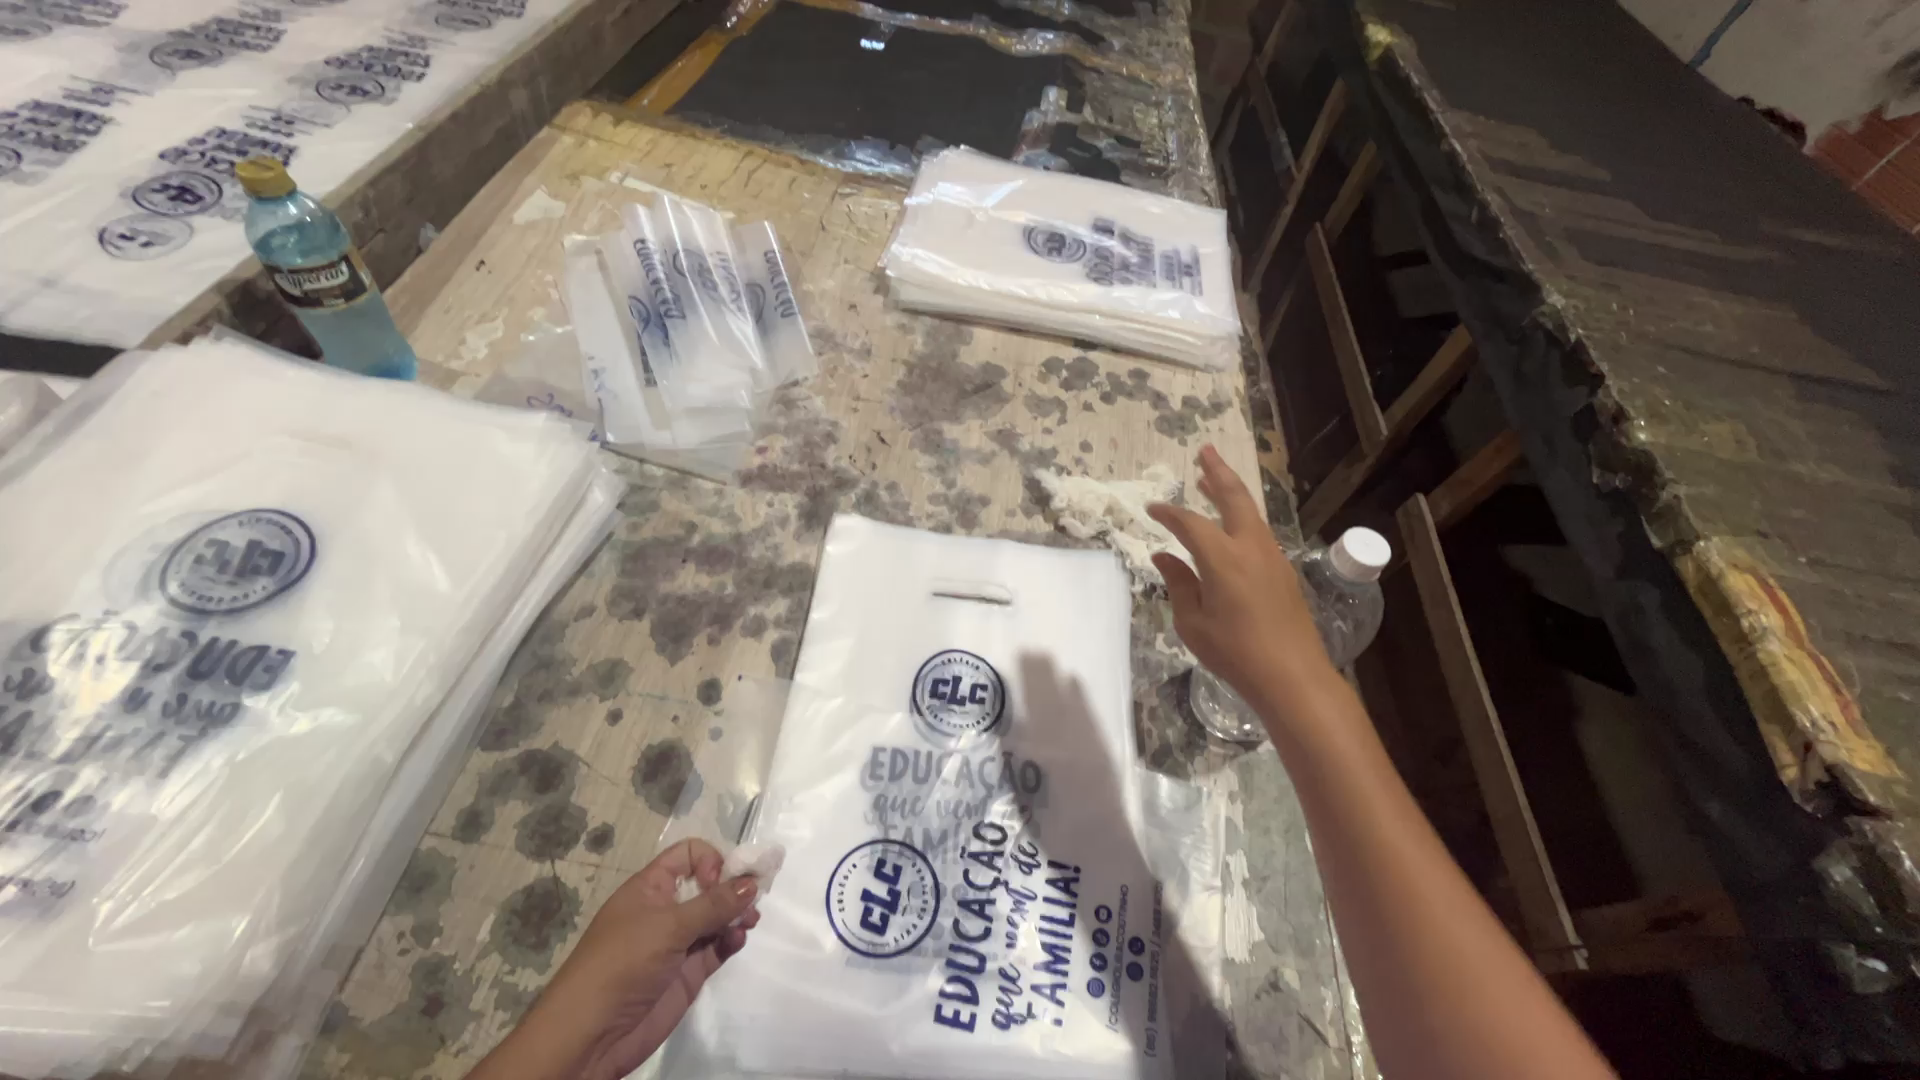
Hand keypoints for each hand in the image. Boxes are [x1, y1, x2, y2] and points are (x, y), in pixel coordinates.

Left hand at [468, 840, 760, 1079]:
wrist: (591, 1036)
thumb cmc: (622, 964)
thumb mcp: (668, 926)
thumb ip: (713, 904)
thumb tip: (752, 881)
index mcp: (651, 888)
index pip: (689, 855)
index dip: (710, 860)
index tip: (721, 880)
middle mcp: (666, 910)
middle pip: (708, 885)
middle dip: (733, 886)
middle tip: (757, 895)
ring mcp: (678, 942)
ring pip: (717, 916)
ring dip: (736, 913)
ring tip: (750, 920)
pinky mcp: (688, 972)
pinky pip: (717, 947)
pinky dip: (731, 940)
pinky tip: (737, 940)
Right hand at [1148, 445, 1337, 719]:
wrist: (1292, 675)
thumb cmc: (1235, 652)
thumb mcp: (1192, 622)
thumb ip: (1178, 583)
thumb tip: (1164, 556)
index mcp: (1222, 558)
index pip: (1190, 523)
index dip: (1169, 513)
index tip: (1152, 508)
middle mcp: (1250, 547)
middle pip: (1234, 497)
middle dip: (1217, 472)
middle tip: (1204, 451)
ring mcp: (1272, 557)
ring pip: (1250, 512)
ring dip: (1231, 493)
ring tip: (1213, 480)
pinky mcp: (1283, 571)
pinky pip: (1258, 531)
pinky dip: (1242, 516)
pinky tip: (1232, 524)